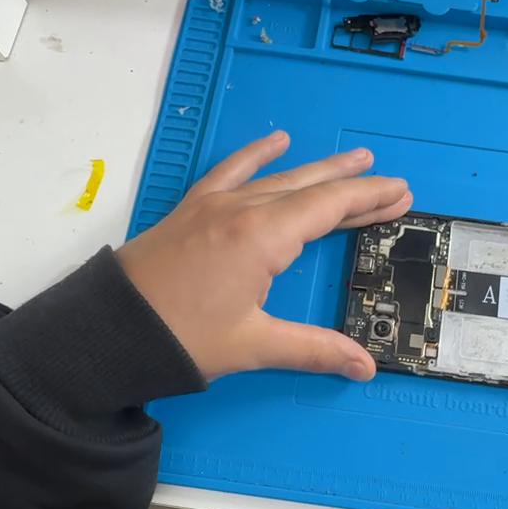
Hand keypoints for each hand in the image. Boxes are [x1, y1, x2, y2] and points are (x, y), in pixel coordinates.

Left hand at [118, 131, 412, 381]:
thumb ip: (314, 350)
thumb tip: (365, 367)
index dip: (369, 198)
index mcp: (263, 237)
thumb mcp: (253, 345)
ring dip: (318, 170)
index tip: (400, 192)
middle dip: (355, 185)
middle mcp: (243, 210)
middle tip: (392, 182)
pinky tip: (274, 141)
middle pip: (311, 189)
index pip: (329, 206)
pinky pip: (232, 171)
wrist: (107, 330)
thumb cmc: (180, 337)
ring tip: (352, 158)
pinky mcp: (193, 209)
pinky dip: (256, 155)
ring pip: (279, 178)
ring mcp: (215, 204)